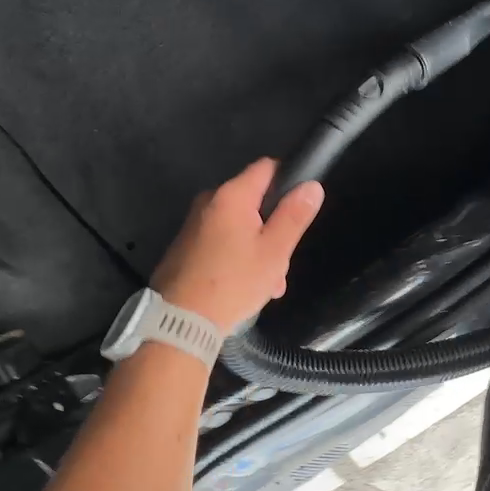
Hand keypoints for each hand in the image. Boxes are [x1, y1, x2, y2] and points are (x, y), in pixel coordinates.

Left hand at [148, 159, 324, 335]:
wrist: (178, 323)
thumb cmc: (233, 282)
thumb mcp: (274, 251)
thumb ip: (294, 215)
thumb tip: (311, 185)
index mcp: (231, 196)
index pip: (267, 167)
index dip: (288, 180)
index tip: (299, 207)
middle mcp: (208, 202)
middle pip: (253, 201)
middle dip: (273, 228)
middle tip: (282, 262)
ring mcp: (193, 225)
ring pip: (239, 226)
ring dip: (258, 249)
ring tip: (267, 285)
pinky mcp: (184, 248)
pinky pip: (221, 242)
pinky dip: (236, 258)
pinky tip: (244, 288)